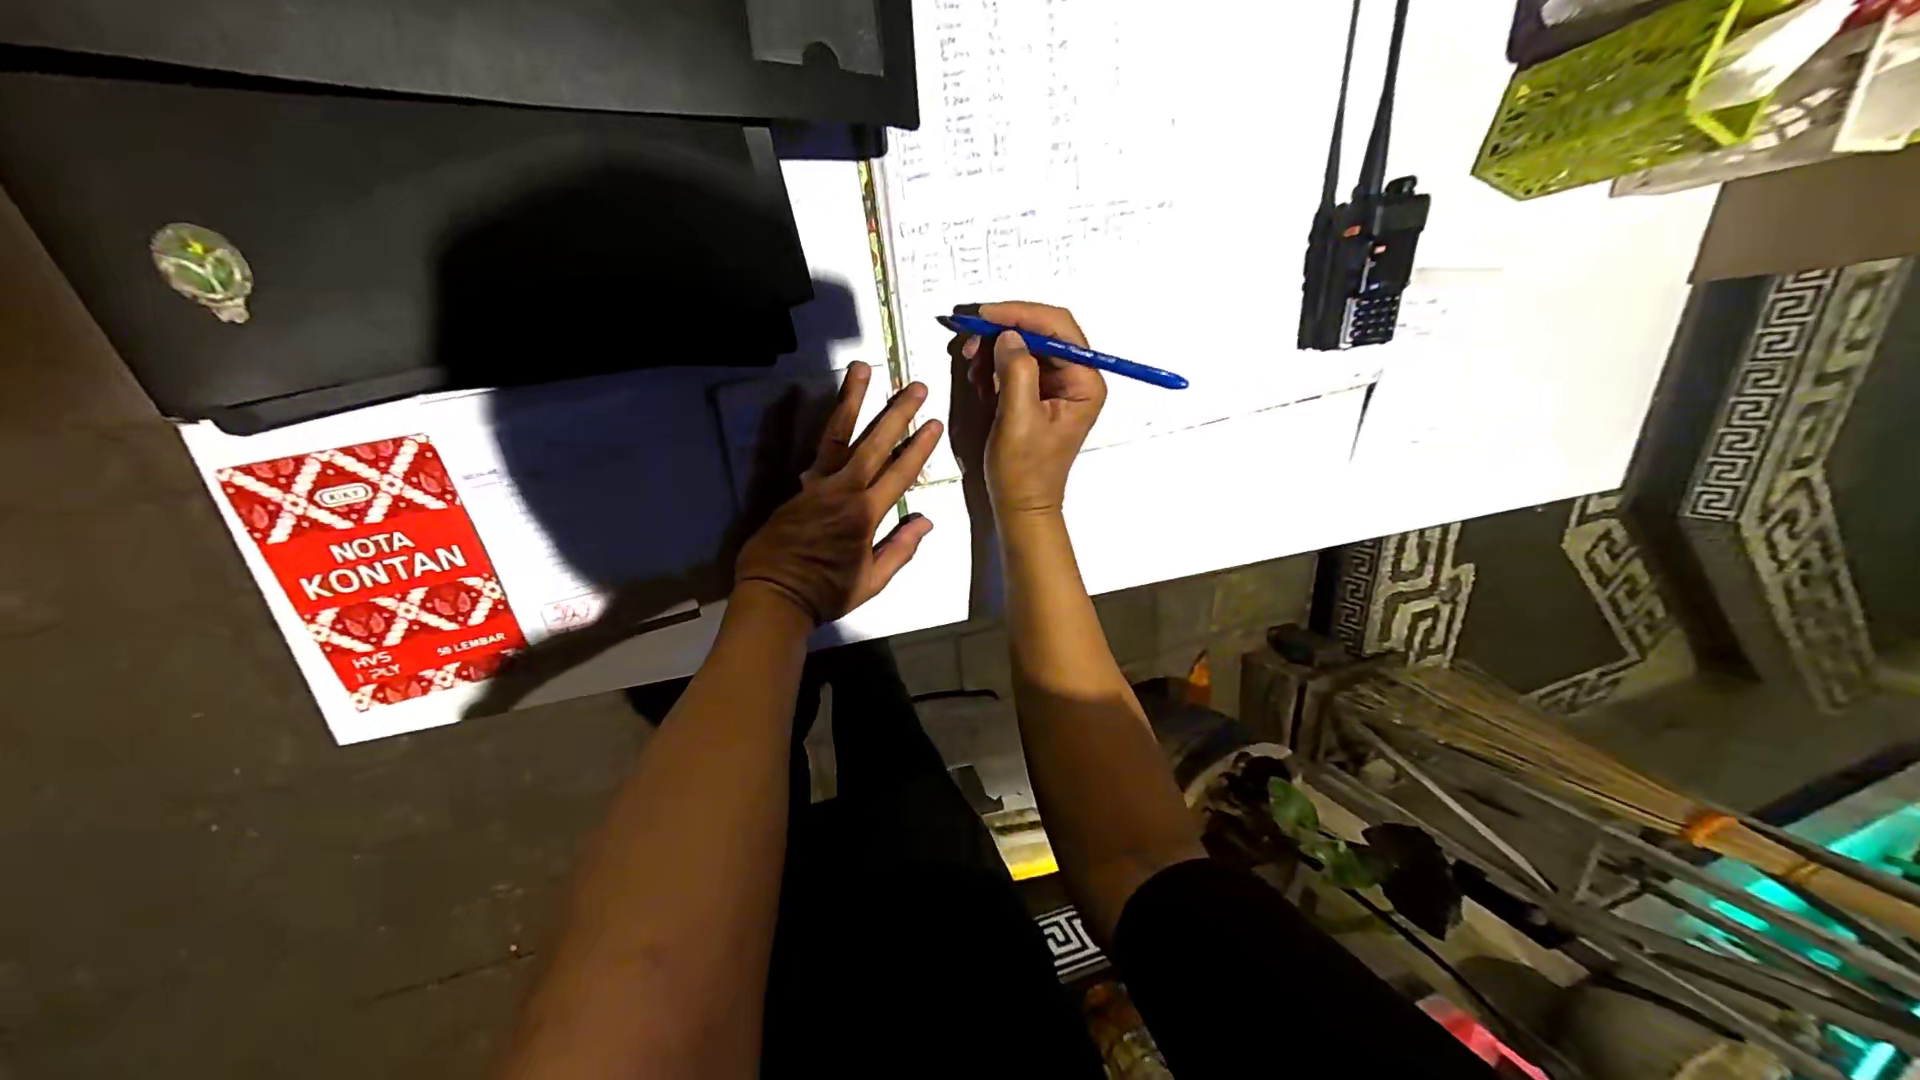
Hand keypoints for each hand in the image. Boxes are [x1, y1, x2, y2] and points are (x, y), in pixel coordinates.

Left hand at [734, 362, 943, 623]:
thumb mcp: (872, 581)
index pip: (899, 473)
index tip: (934, 423)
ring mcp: (817, 484)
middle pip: (873, 443)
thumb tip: (925, 520)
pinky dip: (830, 428)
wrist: (773, 594)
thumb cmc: (827, 592)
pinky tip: (836, 411)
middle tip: (916, 386)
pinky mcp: (799, 486)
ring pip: (837, 433)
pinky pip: (818, 450)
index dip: (919, 448)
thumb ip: (900, 549)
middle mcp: (843, 490)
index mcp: (865, 514)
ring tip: (861, 369)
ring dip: (852, 399)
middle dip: (897, 413)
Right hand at [951, 302, 1106, 519]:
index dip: (1021, 315)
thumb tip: (1008, 335)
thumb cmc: (1024, 472)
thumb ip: (1017, 371)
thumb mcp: (1019, 420)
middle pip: (1042, 331)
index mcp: (1084, 383)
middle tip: (971, 339)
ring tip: (972, 363)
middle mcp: (1076, 378)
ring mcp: (1057, 384)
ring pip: (1026, 344)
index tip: (985, 315)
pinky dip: (995, 364)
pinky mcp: (1038, 392)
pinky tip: (980, 378)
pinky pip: (1016, 363)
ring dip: (995, 347)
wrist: (1020, 504)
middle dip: (1005, 331)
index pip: (1058, 328)